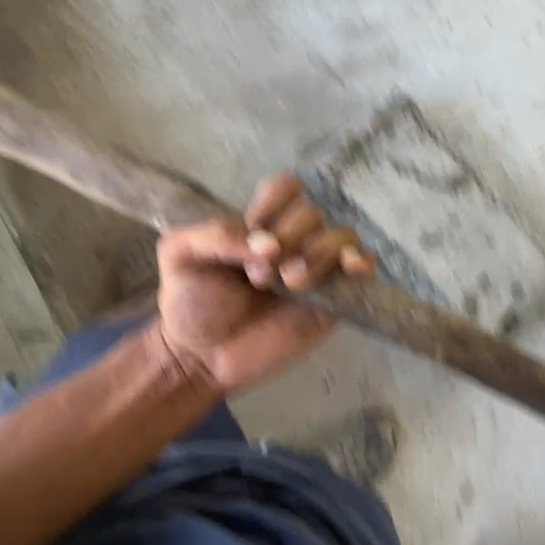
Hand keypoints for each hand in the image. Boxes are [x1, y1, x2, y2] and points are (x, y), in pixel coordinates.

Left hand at [151, 172, 374, 395]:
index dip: (274, 203)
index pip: (288, 187)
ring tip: (289, 283)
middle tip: (258, 276)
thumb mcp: (181, 254)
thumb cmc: (191, 303)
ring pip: (342, 235)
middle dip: (288, 238)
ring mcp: (318, 267)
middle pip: (313, 213)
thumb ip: (215, 233)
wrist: (201, 357)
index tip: (253, 231)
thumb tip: (267, 244)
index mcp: (263, 223)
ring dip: (317, 253)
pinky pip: (364, 265)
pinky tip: (344, 270)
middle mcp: (295, 239)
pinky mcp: (335, 297)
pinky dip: (361, 261)